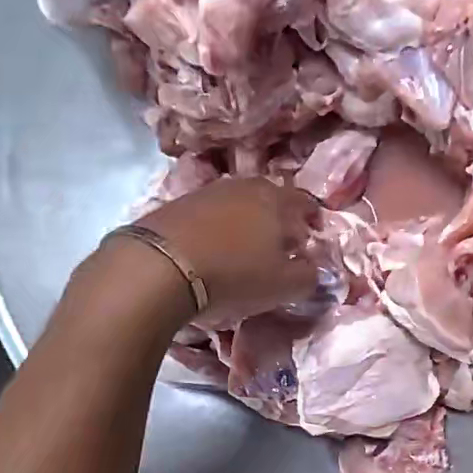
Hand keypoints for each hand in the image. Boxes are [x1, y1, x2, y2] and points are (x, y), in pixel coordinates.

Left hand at [133, 178, 320, 323]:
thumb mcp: (284, 285)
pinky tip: (214, 246)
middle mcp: (247, 187)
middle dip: (280, 218)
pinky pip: (212, 211)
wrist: (159, 265)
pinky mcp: (180, 202)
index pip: (306, 202)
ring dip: (248, 220)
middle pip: (272, 197)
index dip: (313, 220)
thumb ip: (309, 275)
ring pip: (240, 202)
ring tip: (246, 246)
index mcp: (279, 201)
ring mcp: (210, 191)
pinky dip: (219, 225)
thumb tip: (313, 267)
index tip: (311, 238)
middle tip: (281, 243)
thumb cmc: (235, 273)